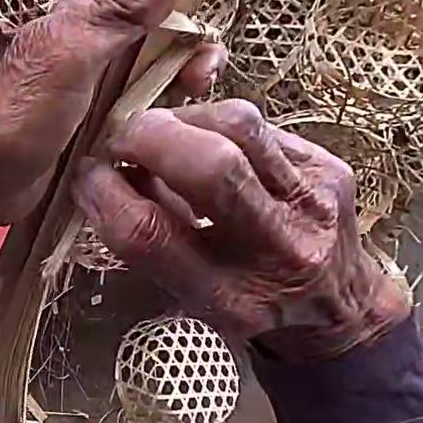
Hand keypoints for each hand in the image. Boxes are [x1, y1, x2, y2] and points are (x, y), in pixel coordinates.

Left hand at [0, 0, 274, 259]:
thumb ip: (123, 7)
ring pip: (170, 65)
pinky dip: (176, 108)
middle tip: (203, 73)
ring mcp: (107, 83)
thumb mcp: (70, 54)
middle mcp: (104, 41)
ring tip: (190, 100)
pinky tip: (178, 128)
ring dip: (191, 76)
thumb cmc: (18, 115)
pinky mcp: (110, 121)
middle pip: (174, 22)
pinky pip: (158, 104)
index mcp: (91, 12)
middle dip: (201, 38)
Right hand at [72, 100, 410, 360]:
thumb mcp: (189, 291)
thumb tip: (103, 175)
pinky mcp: (331, 168)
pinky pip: (260, 124)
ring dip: (182, 119)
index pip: (152, 235)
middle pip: (211, 167)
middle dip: (148, 138)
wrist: (335, 302)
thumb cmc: (246, 297)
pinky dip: (216, 123)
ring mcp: (313, 203)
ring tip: (163, 134)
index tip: (87, 175)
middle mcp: (278, 251)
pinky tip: (205, 139)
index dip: (105, 193)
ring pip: (238, 125)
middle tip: (121, 139)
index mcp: (230, 298)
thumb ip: (148, 235)